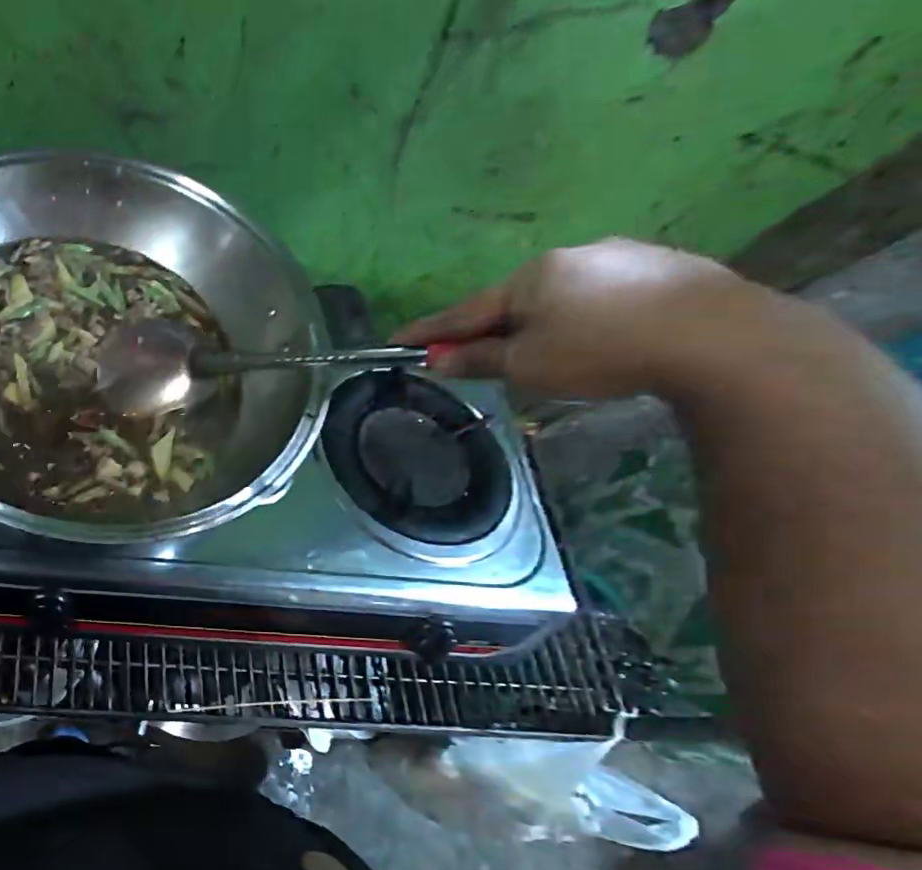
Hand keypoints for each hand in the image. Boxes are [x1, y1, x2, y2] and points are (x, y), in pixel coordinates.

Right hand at [392, 238, 804, 400]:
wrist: (721, 339)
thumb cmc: (600, 352)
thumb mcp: (524, 365)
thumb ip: (476, 360)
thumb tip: (439, 359)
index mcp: (531, 276)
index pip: (464, 310)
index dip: (428, 330)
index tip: (396, 339)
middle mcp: (572, 256)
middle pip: (512, 299)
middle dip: (489, 327)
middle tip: (470, 356)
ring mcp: (624, 257)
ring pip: (559, 295)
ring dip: (538, 322)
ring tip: (540, 352)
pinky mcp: (666, 269)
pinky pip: (601, 295)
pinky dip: (582, 317)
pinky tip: (594, 338)